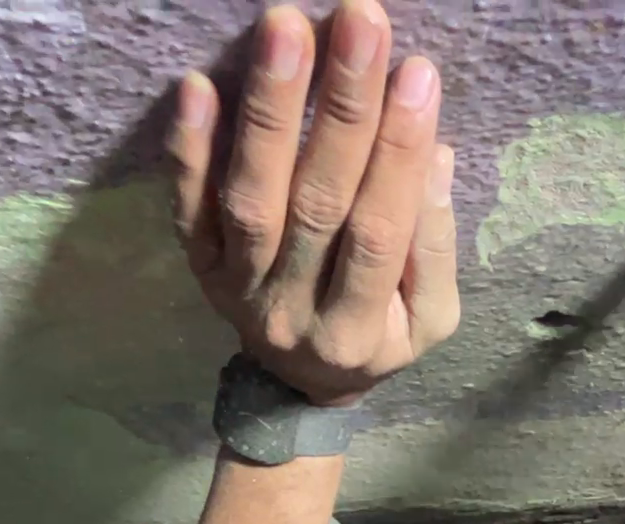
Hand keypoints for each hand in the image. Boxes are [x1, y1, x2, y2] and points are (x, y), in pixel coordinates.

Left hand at [168, 2, 459, 406]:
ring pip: (252, 201)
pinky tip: (198, 86)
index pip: (380, 236)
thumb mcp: (428, 320)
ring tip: (285, 28)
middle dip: (341, 112)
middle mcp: (293, 313)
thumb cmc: (378, 341)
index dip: (398, 157)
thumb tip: (434, 157)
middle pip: (316, 206)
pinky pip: (189, 211)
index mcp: (358, 331)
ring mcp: (239, 290)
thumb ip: (435, 249)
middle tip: (358, 21)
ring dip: (268, 112)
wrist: (303, 385)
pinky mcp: (201, 269)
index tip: (417, 74)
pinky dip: (188, 152)